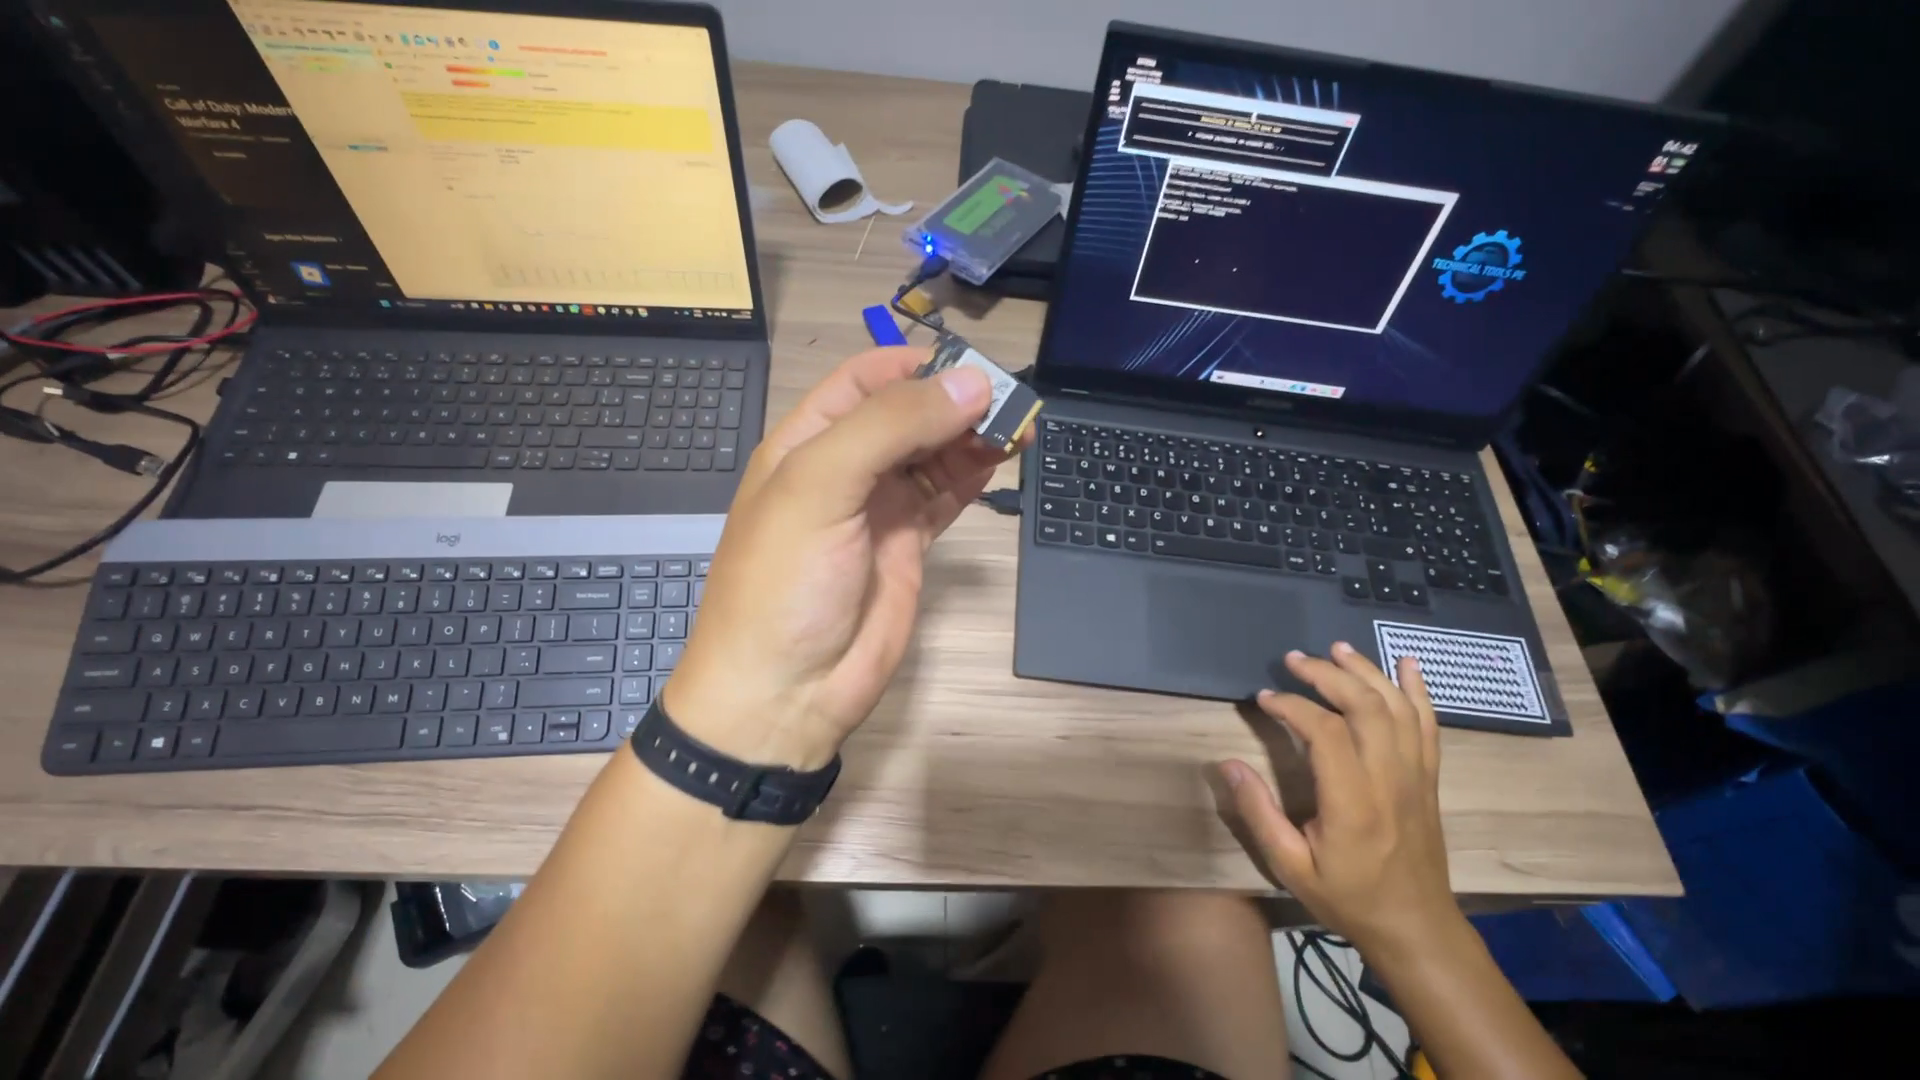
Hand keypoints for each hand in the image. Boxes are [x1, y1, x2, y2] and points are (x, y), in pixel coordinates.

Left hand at [663, 346, 1012, 769]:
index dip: (914, 366)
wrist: (786, 692)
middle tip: (1008, 401)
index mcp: (808, 442)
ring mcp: (879, 508)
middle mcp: (845, 467)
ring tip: (1018, 428)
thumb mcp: (820, 488)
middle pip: (908, 414)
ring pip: (934, 453)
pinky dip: (974, 476)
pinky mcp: (909, 545)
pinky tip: (1003, 460)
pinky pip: (947, 496)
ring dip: (973, 436)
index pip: (865, 381)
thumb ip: (891, 428)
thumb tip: (970, 384)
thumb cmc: (785, 583)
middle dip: (954, 401)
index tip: (969, 367)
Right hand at [1218, 643, 1462, 957]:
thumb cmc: (1348, 898)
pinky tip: (1407, 663)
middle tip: (1293, 659)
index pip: (1326, 732)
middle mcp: (1390, 780)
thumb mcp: (1290, 866)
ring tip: (1336, 648)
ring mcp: (1416, 776)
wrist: (1417, 927)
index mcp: (1353, 803)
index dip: (1292, 705)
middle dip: (1327, 674)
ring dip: (1367, 671)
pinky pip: (1429, 724)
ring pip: (1397, 707)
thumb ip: (1259, 813)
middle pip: (1365, 706)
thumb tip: (1229, 764)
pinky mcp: (1429, 778)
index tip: (1264, 698)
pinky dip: (1418, 690)